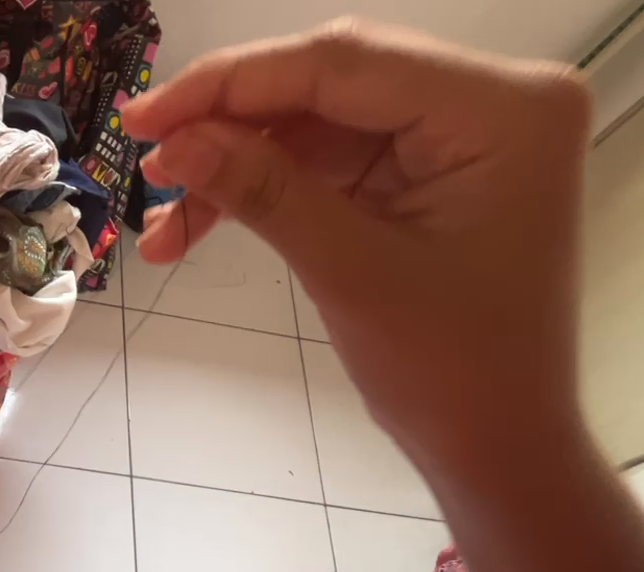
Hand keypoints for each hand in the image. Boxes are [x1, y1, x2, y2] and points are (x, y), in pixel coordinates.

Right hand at [122, 21, 594, 481]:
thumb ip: (264, 193)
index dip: (231, 82)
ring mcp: (447, 140)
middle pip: (325, 87)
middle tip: (147, 166)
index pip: (341, 64)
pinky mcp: (416, 178)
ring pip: (311, 131)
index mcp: (498, 107)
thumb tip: (175, 146)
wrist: (489, 434)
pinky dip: (259, 195)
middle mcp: (483, 101)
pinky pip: (320, 169)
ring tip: (163, 228)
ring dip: (232, 173)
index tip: (144, 118)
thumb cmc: (444, 366)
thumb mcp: (348, 271)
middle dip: (227, 126)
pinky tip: (199, 227)